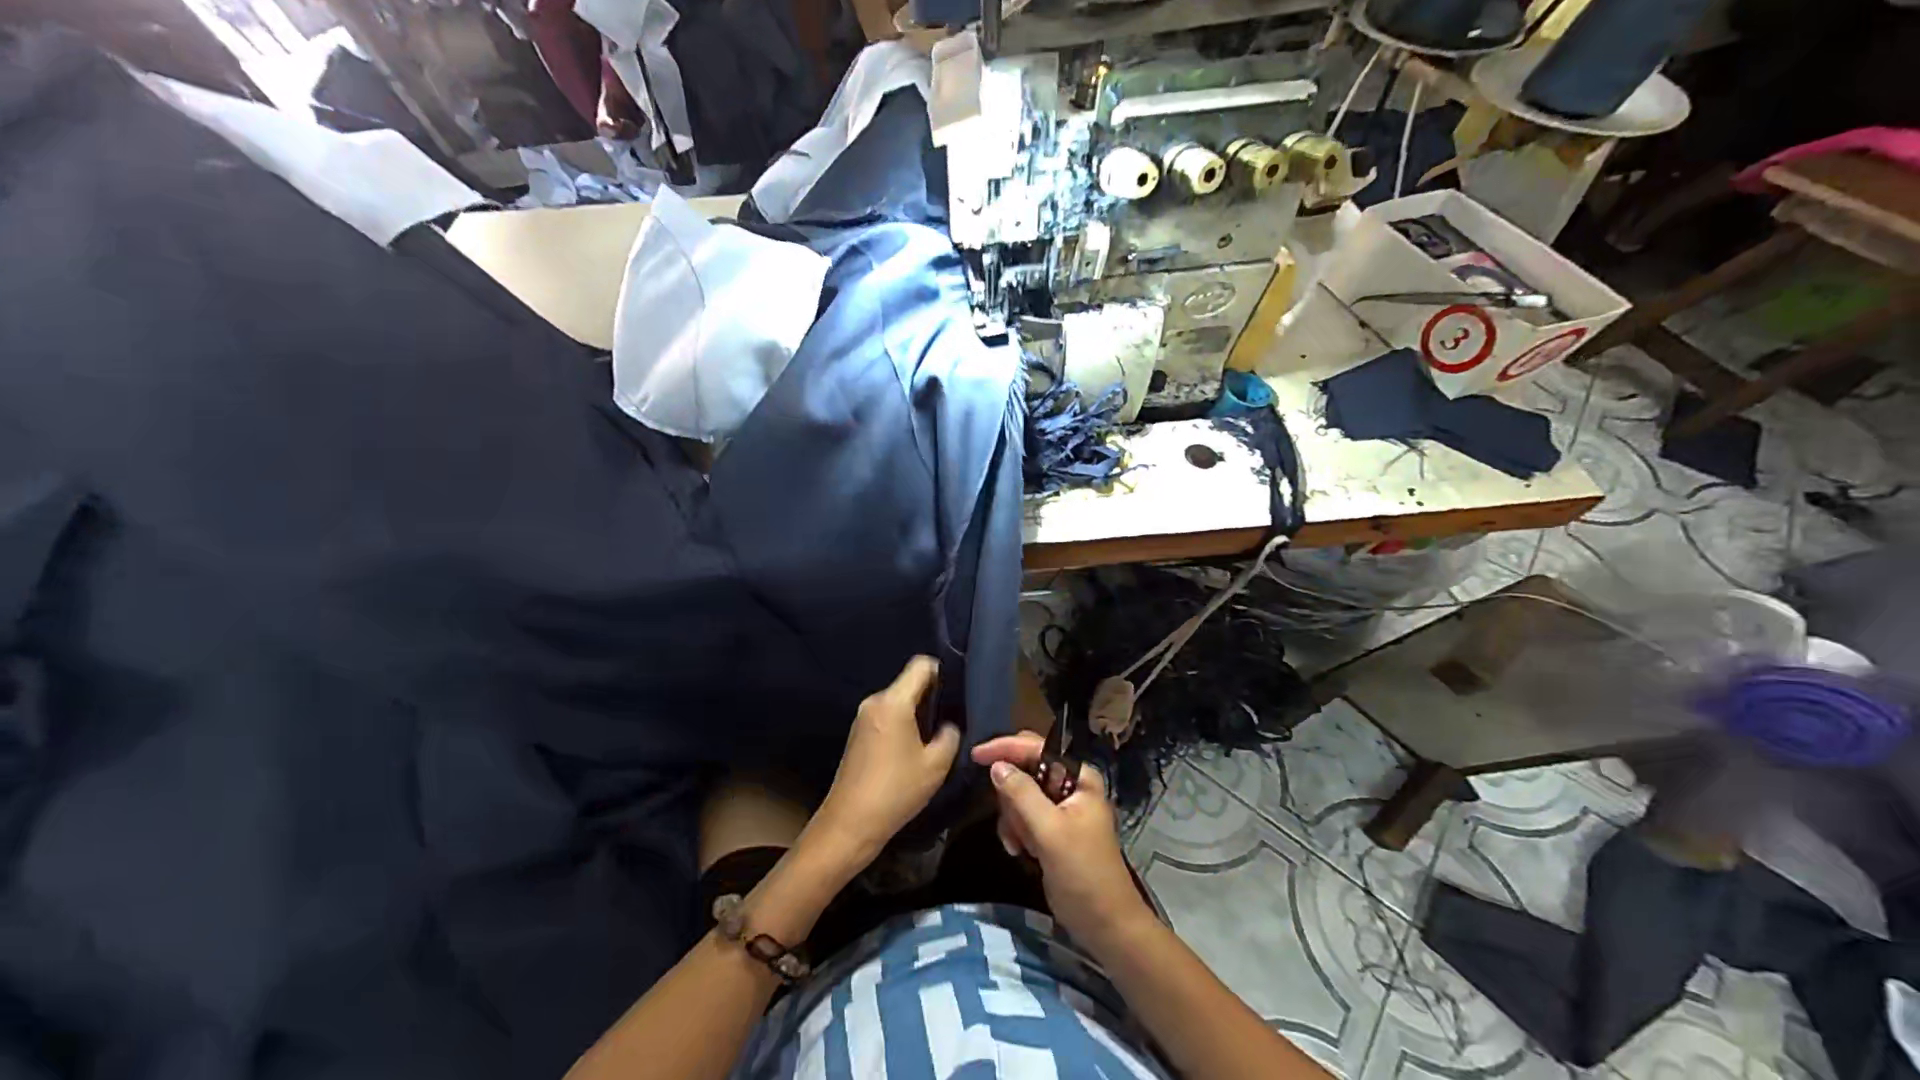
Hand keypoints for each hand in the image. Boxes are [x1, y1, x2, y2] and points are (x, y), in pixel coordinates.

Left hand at [810, 657, 959, 866]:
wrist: (850, 823)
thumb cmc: (896, 790)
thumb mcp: (936, 764)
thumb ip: (950, 735)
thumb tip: (949, 724)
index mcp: (893, 701)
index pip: (921, 664)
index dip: (943, 671)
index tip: (960, 690)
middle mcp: (875, 701)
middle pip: (910, 683)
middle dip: (933, 695)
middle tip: (955, 716)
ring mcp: (863, 718)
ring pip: (899, 701)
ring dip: (919, 713)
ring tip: (939, 735)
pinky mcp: (859, 734)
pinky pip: (888, 716)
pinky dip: (904, 725)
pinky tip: (916, 749)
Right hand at [972, 733, 1155, 953]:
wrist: (1104, 923)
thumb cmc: (1083, 873)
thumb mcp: (1050, 831)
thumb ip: (1022, 794)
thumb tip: (996, 766)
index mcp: (1079, 777)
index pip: (1037, 747)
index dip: (1005, 748)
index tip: (975, 755)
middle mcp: (1070, 785)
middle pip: (1024, 769)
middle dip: (1011, 796)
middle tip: (1013, 823)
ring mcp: (1060, 807)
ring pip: (1018, 794)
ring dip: (1013, 819)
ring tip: (1020, 845)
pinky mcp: (1050, 828)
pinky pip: (1021, 815)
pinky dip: (1016, 831)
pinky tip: (1021, 851)